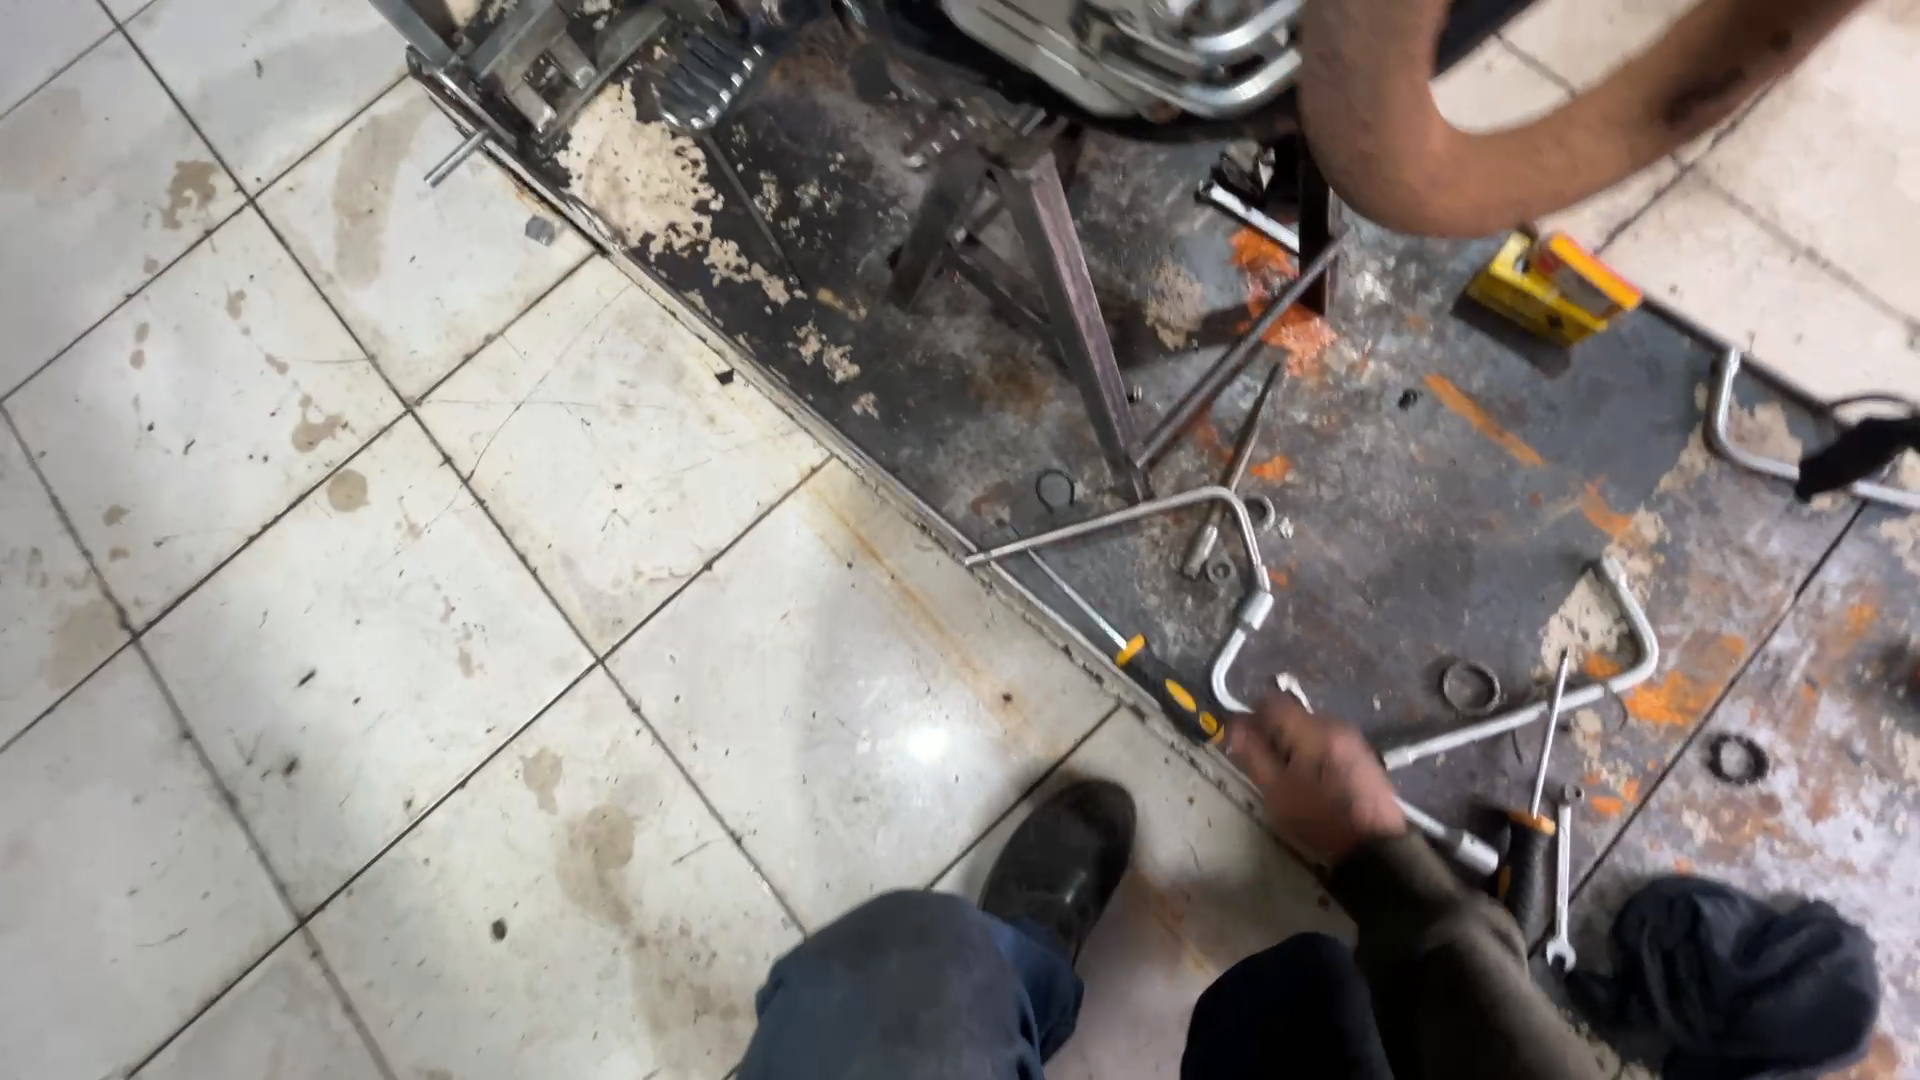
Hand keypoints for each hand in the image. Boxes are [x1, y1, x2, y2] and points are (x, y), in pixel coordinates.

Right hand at [1229, 693, 1405, 864]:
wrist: (1376, 847)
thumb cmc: (1320, 818)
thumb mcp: (1275, 790)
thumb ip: (1251, 753)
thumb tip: (1235, 728)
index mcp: (1312, 730)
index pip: (1271, 702)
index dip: (1251, 717)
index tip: (1244, 740)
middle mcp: (1335, 724)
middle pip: (1290, 713)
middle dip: (1272, 732)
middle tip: (1264, 762)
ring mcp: (1352, 737)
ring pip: (1307, 726)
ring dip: (1291, 741)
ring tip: (1288, 773)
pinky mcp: (1361, 752)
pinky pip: (1325, 738)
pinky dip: (1310, 749)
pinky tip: (1311, 777)